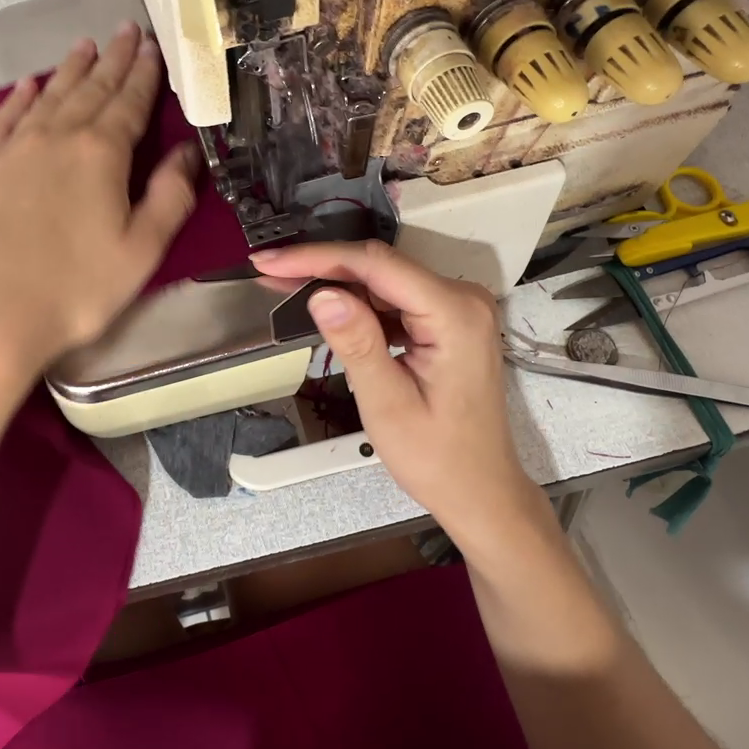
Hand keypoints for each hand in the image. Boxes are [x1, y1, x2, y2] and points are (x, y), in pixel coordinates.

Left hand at [0, 22, 197, 381]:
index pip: (129, 102)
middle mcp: (56, 137)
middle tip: (124, 30)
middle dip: (111, 59)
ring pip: (48, 96)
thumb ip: (170, 196)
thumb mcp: (141, 251)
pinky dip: (19, 97)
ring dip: (69, 69)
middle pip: (90, 89)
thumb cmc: (74, 291)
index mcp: (101, 153)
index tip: (151, 45)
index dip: (143, 73)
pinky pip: (3, 118)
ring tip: (84, 45)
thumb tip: (186, 151)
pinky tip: (27, 87)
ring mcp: (12, 149)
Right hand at [250, 240, 535, 528]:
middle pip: (379, 267)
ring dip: (335, 284)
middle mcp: (462, 299)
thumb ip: (357, 344)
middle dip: (320, 268)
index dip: (317, 258)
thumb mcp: (387, 404)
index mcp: (454, 314)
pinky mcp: (447, 322)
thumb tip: (322, 296)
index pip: (376, 265)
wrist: (480, 490)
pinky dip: (357, 304)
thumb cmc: (438, 458)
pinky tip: (323, 308)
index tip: (270, 261)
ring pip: (383, 281)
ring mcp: (457, 309)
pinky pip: (395, 300)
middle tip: (268, 272)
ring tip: (283, 287)